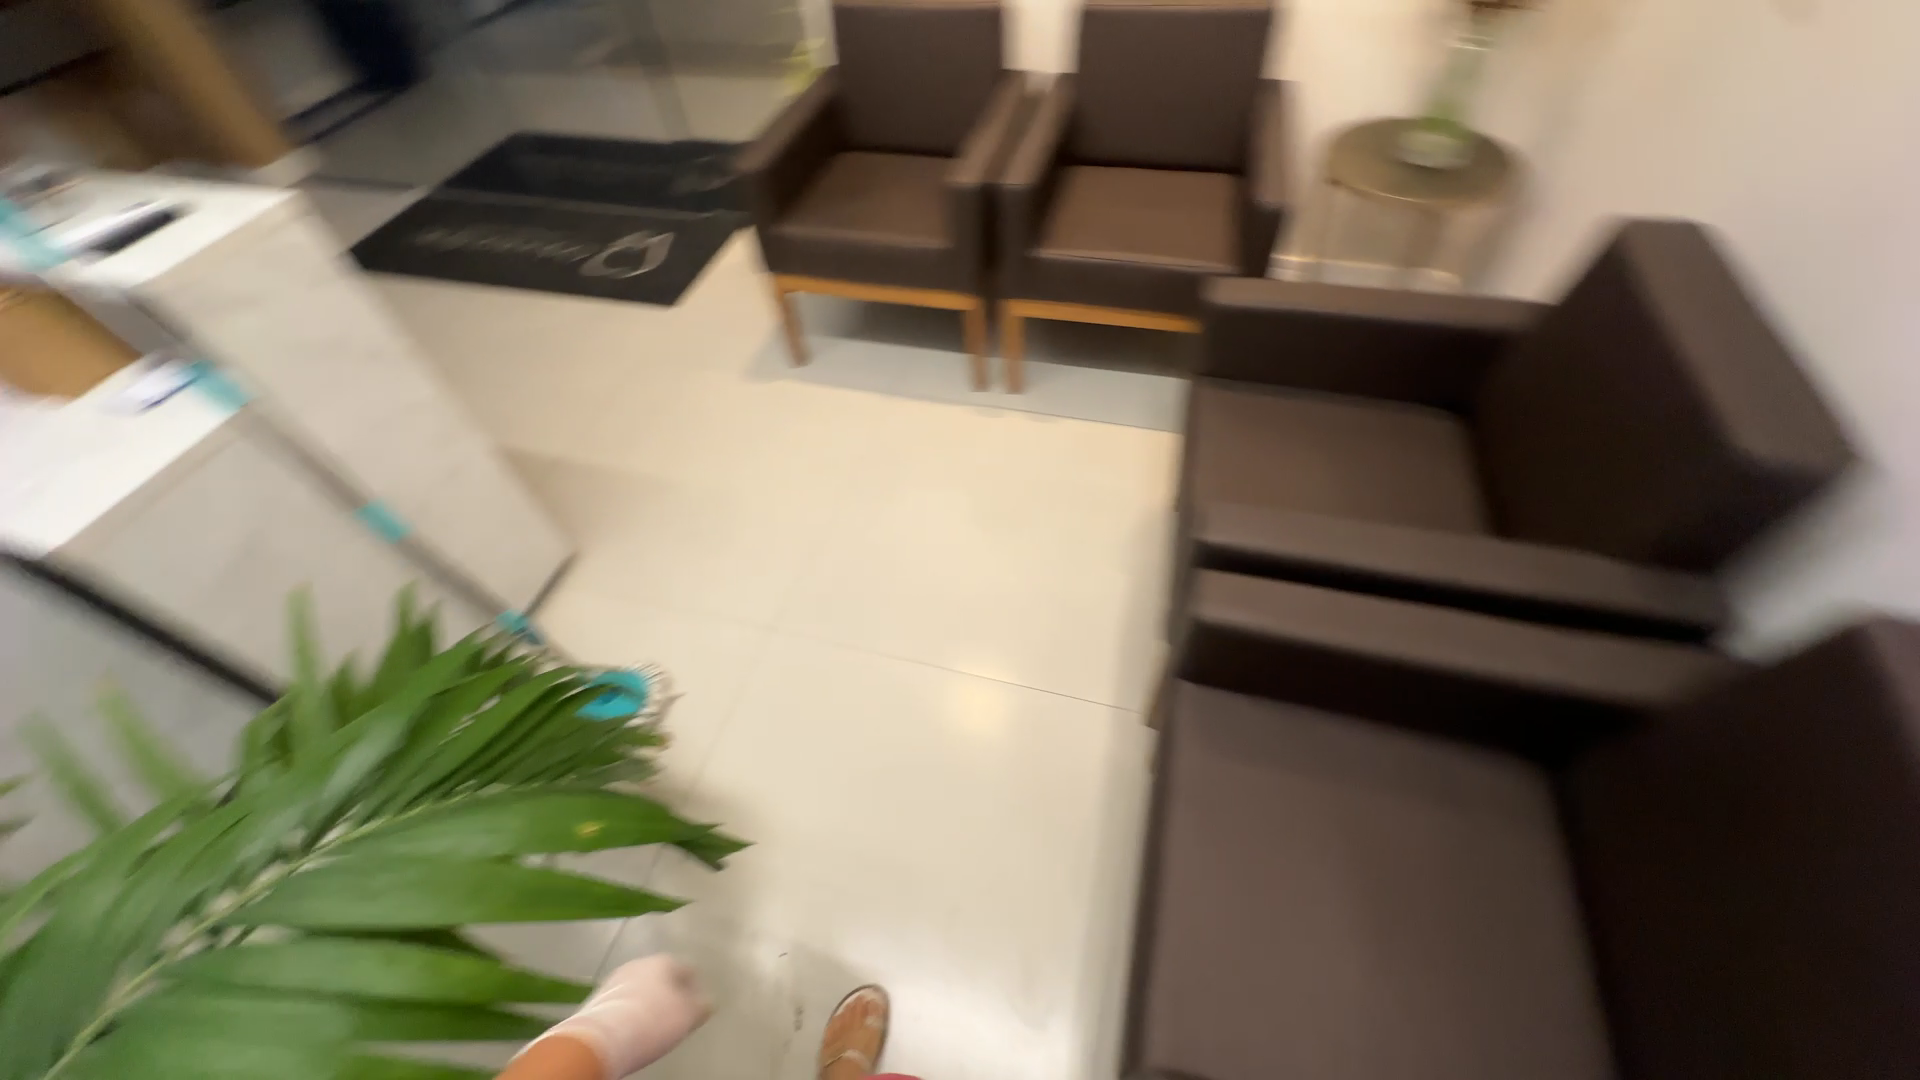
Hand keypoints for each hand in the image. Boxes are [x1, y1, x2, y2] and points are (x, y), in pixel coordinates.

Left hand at [534, 955, 711, 1078]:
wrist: (599, 1040)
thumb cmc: (652, 1022)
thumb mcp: (687, 1017)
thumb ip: (701, 1007)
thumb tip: (709, 1002)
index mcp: (664, 961)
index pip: (687, 969)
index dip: (694, 987)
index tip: (696, 1003)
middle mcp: (639, 963)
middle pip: (660, 976)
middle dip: (668, 992)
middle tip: (674, 1013)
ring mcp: (615, 980)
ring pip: (639, 988)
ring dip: (646, 1002)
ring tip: (652, 1025)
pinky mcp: (595, 1000)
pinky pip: (621, 1004)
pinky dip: (629, 1013)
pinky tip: (631, 1030)